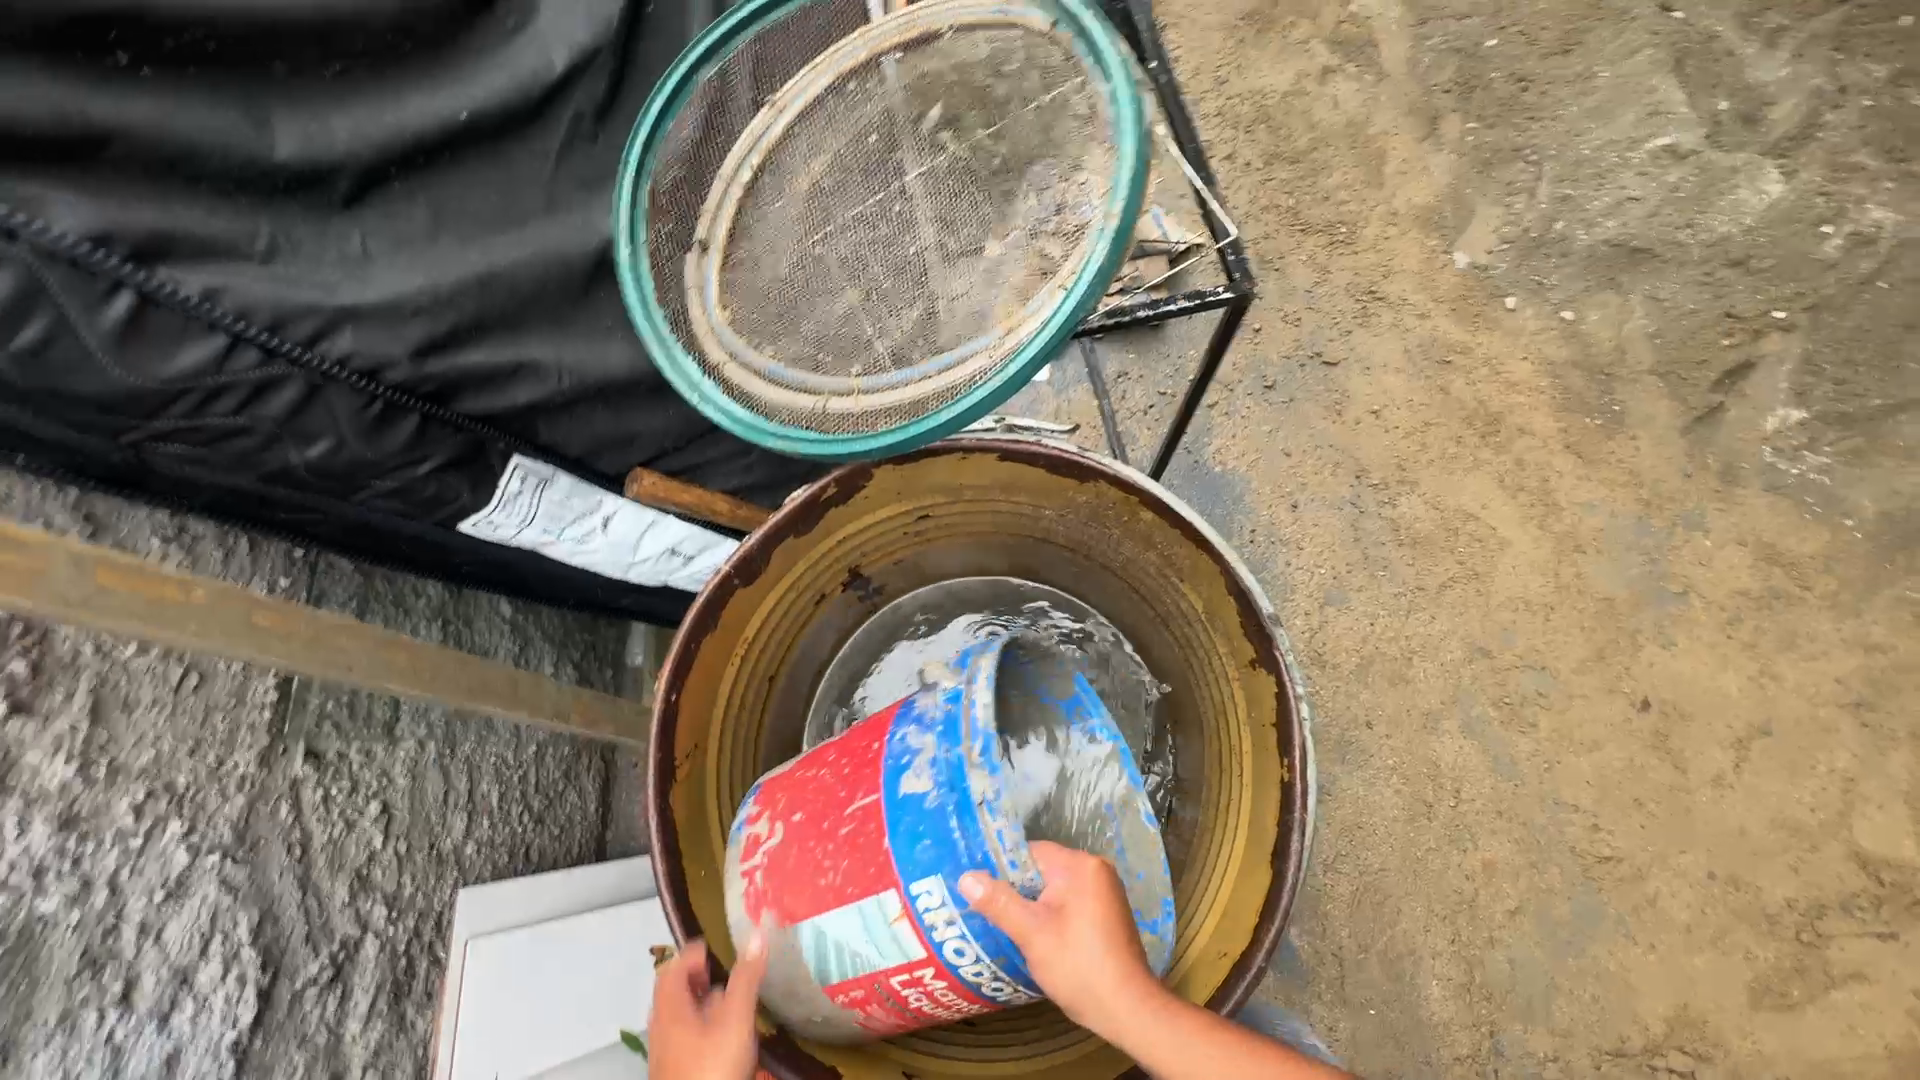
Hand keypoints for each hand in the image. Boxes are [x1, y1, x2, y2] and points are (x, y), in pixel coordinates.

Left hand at [646, 934, 767, 1079]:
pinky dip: (705, 1027)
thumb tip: (757, 934)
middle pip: (676, 990)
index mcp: (669, 1007)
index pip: (674, 965)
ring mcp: (665, 1051)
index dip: (696, 952)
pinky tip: (726, 1040)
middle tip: (728, 977)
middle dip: (703, 979)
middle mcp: (661, 1026)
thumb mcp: (735, 1019)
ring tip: (732, 1006)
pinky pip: (686, 1037)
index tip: (722, 951)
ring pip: (682, 1015)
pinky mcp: (674, 1071)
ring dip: (706, 1004)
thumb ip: (746, 977)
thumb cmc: (712, 1068)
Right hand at [958, 841, 1159, 1034]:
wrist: (1128, 1009)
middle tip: (989, 911)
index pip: (1030, 852)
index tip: (982, 891)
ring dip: (1033, 905)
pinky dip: (1052, 915)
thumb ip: (998, 902)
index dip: (1003, 869)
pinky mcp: (1108, 912)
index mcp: (1081, 866)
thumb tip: (966, 877)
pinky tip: (1037, 938)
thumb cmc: (1078, 966)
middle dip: (1017, 890)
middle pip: (1043, 869)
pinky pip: (1070, 902)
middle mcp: (1096, 869)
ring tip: (1008, 926)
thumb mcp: (1031, 934)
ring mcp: (1106, 891)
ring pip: (1055, 888)